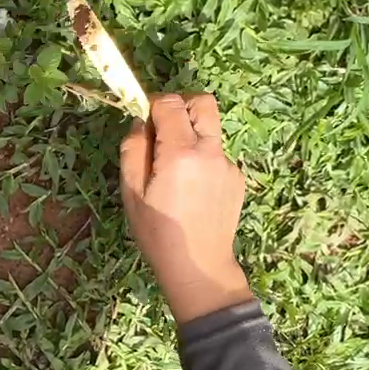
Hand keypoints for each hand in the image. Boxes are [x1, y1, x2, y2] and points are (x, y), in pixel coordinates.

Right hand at [120, 93, 252, 322]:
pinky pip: (216, 152)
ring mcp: (228, 164)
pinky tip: (191, 187)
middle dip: (181, 105)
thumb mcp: (132, 192)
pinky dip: (201, 157)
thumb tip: (139, 123)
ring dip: (191, 132)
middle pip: (203, 102)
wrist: (198, 266)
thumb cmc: (158, 232)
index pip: (171, 103)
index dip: (154, 104)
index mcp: (181, 153)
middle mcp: (210, 151)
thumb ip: (133, 149)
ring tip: (175, 166)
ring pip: (211, 127)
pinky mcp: (236, 177)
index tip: (144, 121)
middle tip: (164, 127)